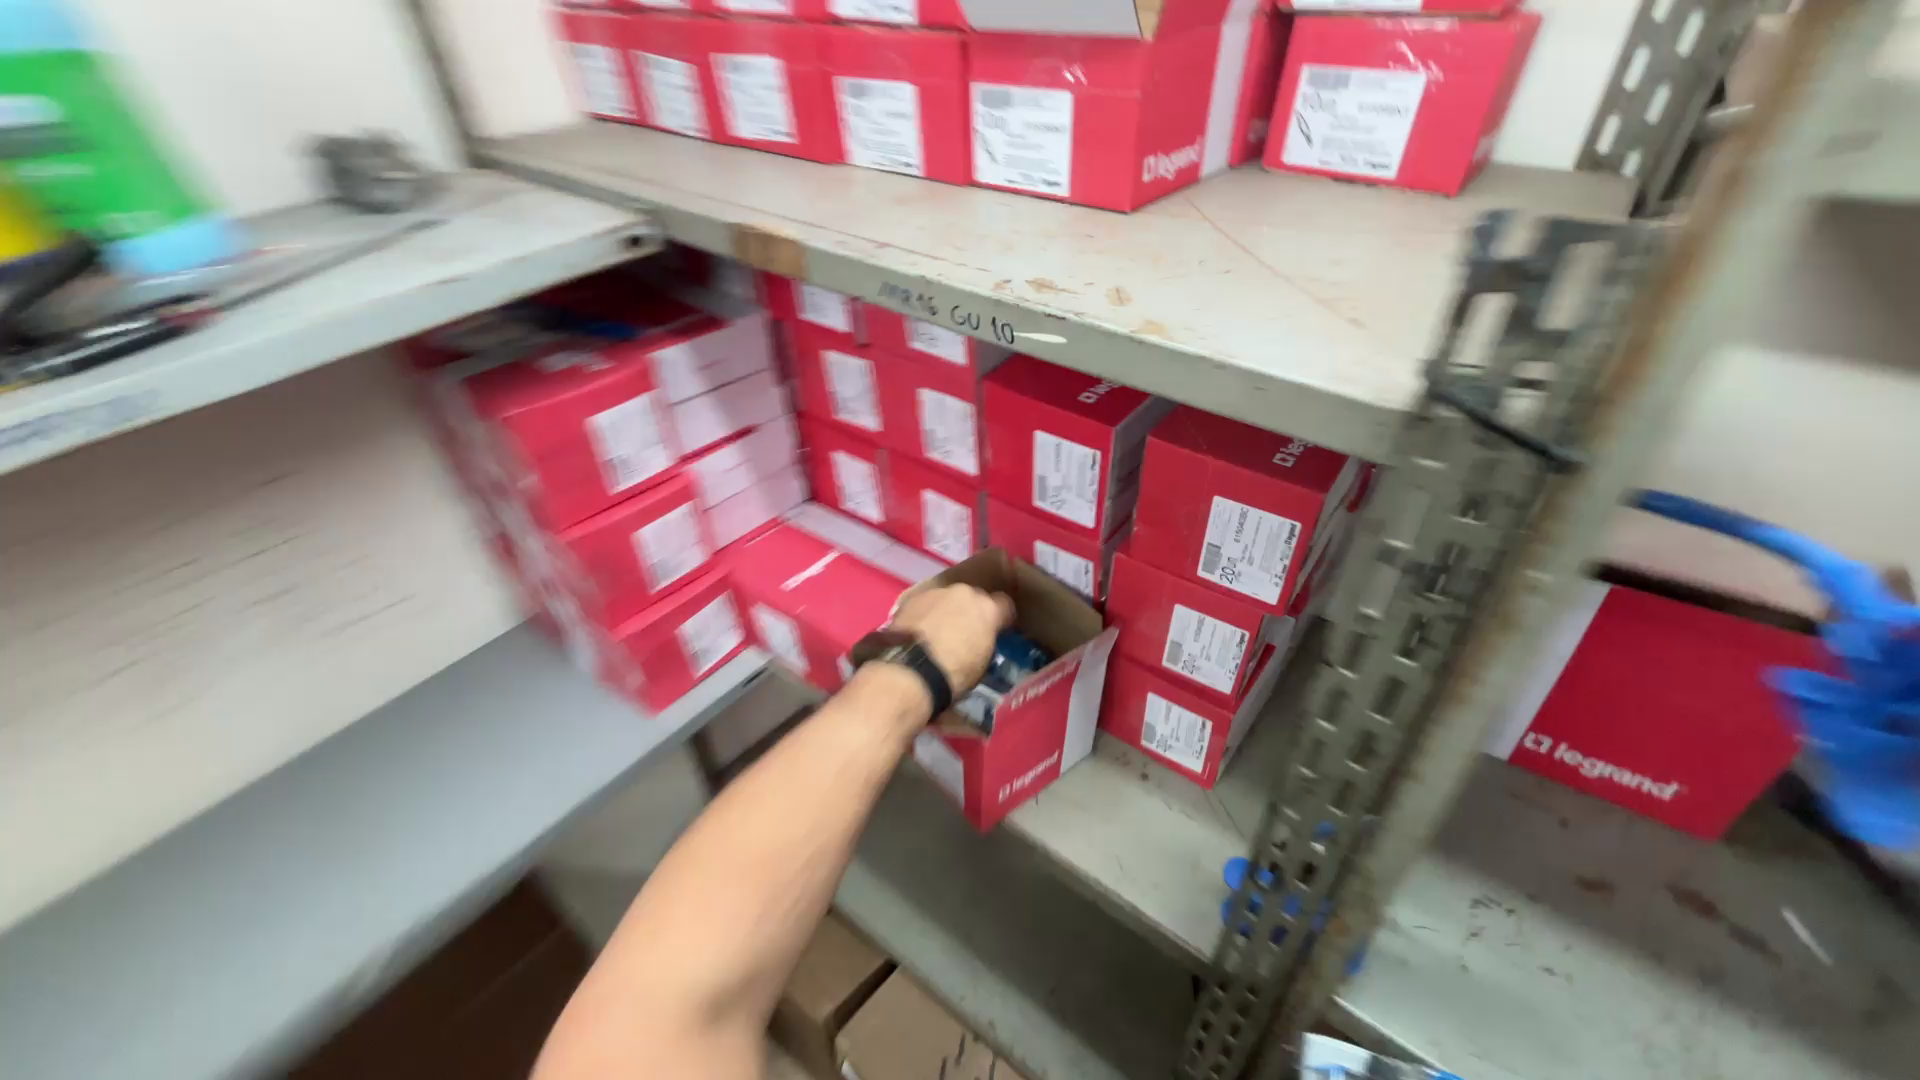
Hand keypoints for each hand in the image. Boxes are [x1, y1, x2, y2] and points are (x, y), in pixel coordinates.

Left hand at [890, 584, 1014, 694]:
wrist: (911, 670)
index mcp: (988, 609)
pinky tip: (916, 630)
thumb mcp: (981, 665)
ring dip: (944, 611)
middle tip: (962, 632)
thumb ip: (985, 644)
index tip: (995, 630)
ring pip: (946, 598)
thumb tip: (980, 643)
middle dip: (970, 611)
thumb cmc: (953, 674)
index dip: (999, 619)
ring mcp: (936, 592)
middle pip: (972, 598)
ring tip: (935, 631)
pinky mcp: (911, 597)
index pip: (1004, 606)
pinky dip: (923, 614)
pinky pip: (924, 603)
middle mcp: (964, 593)